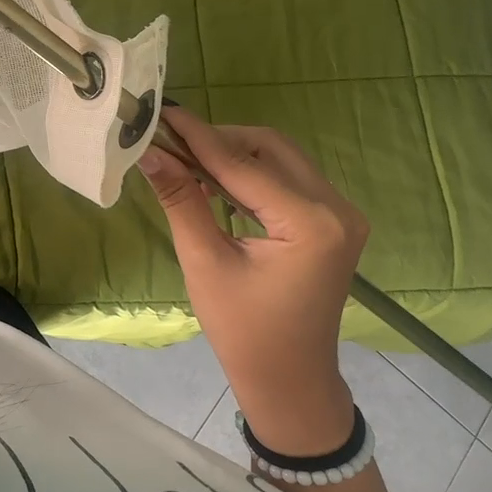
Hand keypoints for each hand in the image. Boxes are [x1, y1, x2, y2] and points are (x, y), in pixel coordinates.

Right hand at [136, 106, 368, 456]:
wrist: (290, 379)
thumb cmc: (243, 330)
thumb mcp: (204, 262)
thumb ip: (181, 200)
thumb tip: (149, 152)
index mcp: (310, 222)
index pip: (242, 163)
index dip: (197, 135)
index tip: (161, 112)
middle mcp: (337, 208)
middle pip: (270, 147)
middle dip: (218, 139)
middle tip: (170, 142)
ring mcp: (342, 214)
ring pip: (280, 158)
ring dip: (233, 154)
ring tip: (186, 162)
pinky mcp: (334, 222)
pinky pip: (288, 179)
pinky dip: (250, 174)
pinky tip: (215, 182)